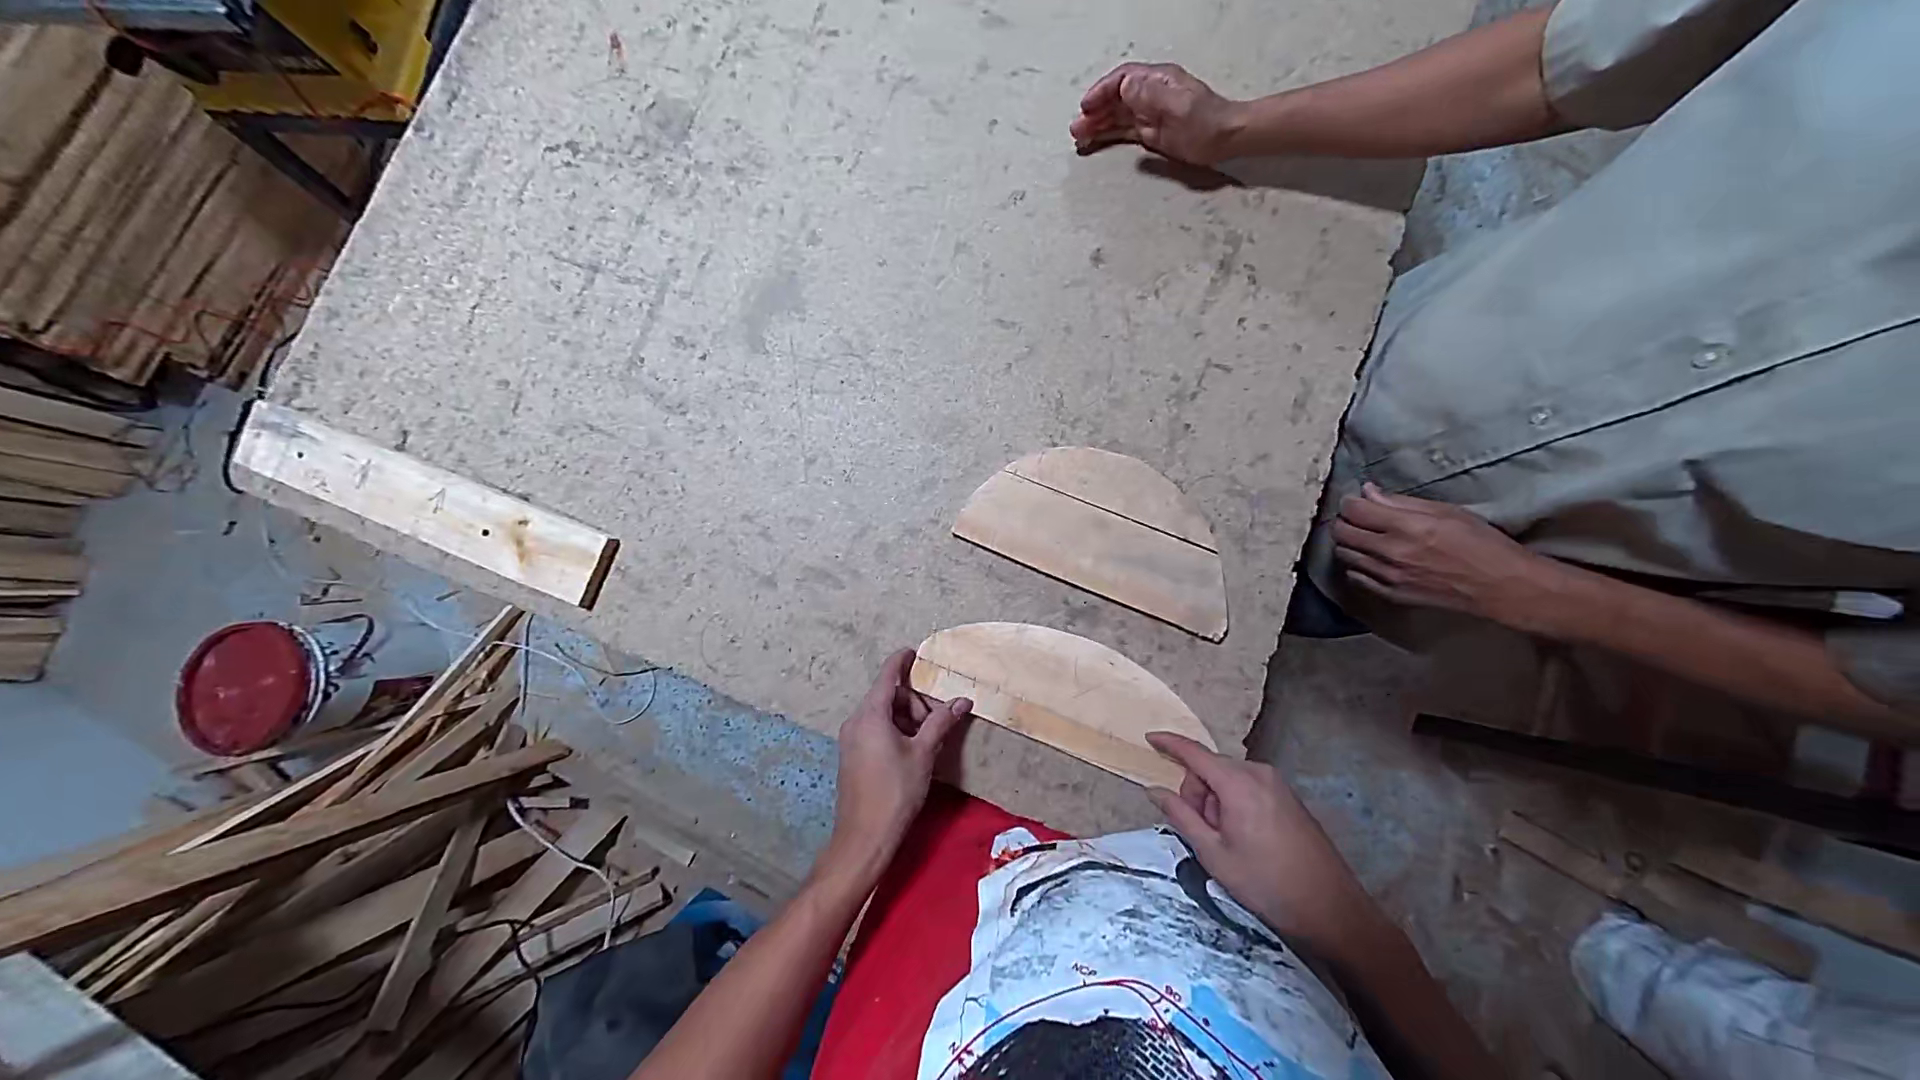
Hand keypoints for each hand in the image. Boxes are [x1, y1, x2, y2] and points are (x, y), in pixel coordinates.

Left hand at [828, 650, 971, 866]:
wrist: (865, 837)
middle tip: (937, 724)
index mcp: (871, 715)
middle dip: (915, 702)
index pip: (888, 676)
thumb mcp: (923, 753)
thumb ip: (941, 723)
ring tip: (928, 742)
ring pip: (884, 715)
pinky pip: (876, 730)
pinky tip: (913, 751)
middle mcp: (856, 721)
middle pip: (889, 696)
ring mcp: (852, 739)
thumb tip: (961, 701)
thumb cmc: (895, 791)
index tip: (914, 651)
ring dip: (908, 719)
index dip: (902, 661)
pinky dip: (896, 731)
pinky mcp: (853, 756)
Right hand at [1070, 62, 1245, 164]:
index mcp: (1157, 82)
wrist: (1226, 139)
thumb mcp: (1179, 106)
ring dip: (1097, 125)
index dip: (1101, 92)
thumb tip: (1125, 86)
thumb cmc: (1207, 123)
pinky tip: (1094, 142)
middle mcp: (1151, 95)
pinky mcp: (1151, 133)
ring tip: (1078, 137)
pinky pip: (1123, 131)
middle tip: (1076, 128)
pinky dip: (1107, 136)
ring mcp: (1150, 114)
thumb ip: (1150, 95)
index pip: (1122, 80)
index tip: (1086, 107)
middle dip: (1094, 111)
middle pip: (1115, 99)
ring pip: (1116, 116)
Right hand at [1146, 733, 1378, 951]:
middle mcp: (1258, 773)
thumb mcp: (1213, 853)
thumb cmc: (1266, 883)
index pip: (1194, 753)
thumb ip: (1180, 816)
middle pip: (1210, 770)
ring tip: (1229, 844)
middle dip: (1197, 795)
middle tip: (1204, 835)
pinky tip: (1246, 840)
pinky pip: (1247, 788)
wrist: (1332, 910)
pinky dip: (1235, 805)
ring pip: (1227, 780)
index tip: (1149, 738)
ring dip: (1216, 804)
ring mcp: (1277, 784)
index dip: (1169, 744)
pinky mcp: (1288, 797)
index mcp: (1238, 783)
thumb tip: (1154, 790)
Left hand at [1332, 483, 1571, 635]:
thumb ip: (1401, 502)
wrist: (1501, 586)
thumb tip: (1368, 491)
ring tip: (1364, 537)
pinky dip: (1357, 564)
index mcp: (1406, 527)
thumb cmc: (1481, 543)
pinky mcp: (1390, 594)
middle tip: (1356, 518)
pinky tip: (1370, 558)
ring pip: (1344, 554)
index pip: (1354, 510)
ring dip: (1349, 543)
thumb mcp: (1447, 512)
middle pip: (1342, 532)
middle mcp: (1391, 552)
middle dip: (1344, 521)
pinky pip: (1356, 576)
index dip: (1350, 502)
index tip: (1354, 501)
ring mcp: (1388, 575)